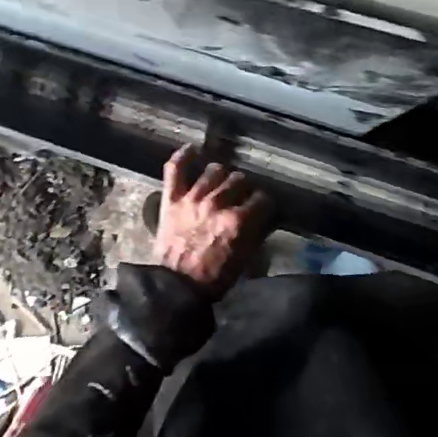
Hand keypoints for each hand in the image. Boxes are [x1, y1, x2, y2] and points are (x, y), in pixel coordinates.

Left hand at [154, 144, 271, 297]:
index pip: (262, 198)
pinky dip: (183, 155)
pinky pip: (175, 167)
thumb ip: (256, 234)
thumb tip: (266, 217)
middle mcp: (217, 204)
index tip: (262, 208)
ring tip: (221, 183)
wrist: (174, 287)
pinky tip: (192, 150)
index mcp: (237, 221)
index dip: (264, 204)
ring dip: (221, 175)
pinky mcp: (172, 198)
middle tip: (241, 198)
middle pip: (240, 180)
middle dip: (244, 189)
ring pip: (214, 169)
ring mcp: (192, 198)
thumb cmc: (213, 278)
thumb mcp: (244, 260)